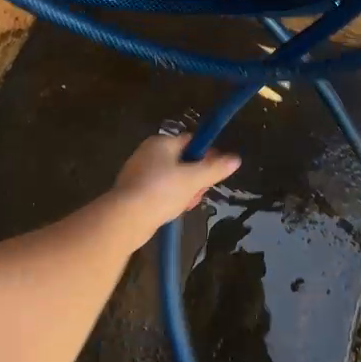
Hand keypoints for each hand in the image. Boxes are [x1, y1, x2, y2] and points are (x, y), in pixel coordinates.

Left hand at [109, 133, 239, 231]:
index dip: (206, 154)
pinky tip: (172, 212)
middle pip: (181, 161)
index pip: (191, 141)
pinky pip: (157, 192)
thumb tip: (236, 159)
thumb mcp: (194, 179)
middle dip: (195, 177)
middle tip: (200, 192)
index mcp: (161, 143)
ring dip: (183, 191)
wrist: (124, 220)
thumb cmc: (161, 191)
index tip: (215, 170)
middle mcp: (147, 153)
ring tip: (187, 205)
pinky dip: (167, 200)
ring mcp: (137, 174)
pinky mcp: (131, 193)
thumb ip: (215, 168)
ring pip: (170, 178)